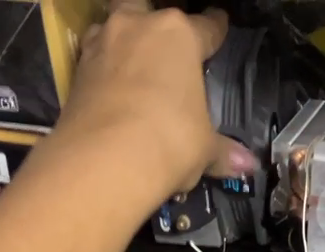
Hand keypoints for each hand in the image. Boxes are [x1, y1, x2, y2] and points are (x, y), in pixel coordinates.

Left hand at [51, 0, 254, 204]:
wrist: (106, 158)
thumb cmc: (170, 141)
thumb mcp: (204, 151)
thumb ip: (223, 152)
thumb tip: (249, 164)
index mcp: (179, 35)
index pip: (205, 26)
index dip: (215, 29)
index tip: (219, 25)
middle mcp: (138, 26)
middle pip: (149, 9)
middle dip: (157, 22)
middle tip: (164, 41)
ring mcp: (103, 43)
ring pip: (114, 23)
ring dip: (123, 37)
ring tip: (131, 58)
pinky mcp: (76, 68)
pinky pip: (94, 57)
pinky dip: (102, 68)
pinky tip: (108, 86)